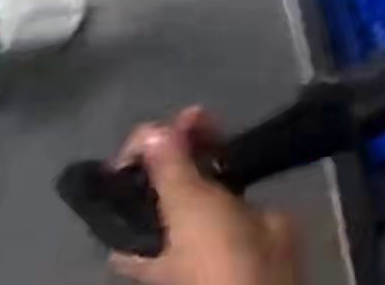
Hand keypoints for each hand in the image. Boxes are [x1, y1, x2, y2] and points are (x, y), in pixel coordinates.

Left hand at [108, 108, 297, 284]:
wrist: (261, 271)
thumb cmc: (209, 248)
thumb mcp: (184, 205)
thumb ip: (168, 167)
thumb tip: (149, 129)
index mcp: (133, 237)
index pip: (123, 190)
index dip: (137, 157)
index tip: (157, 128)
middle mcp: (160, 226)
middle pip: (158, 177)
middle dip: (171, 144)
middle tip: (192, 115)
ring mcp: (197, 216)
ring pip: (191, 172)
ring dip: (197, 143)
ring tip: (210, 117)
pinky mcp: (232, 207)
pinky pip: (219, 175)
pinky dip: (221, 154)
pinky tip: (228, 136)